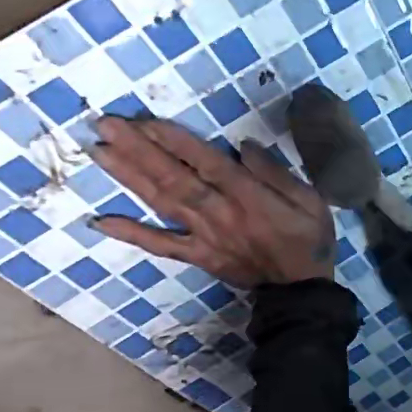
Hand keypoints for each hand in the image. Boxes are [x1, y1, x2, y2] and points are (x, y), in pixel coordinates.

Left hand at [87, 116, 336, 287]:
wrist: (300, 291)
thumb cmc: (308, 239)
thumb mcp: (310, 201)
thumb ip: (276, 173)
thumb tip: (243, 146)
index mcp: (249, 197)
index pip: (207, 163)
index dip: (176, 141)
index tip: (146, 120)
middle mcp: (220, 213)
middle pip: (175, 178)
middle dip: (139, 150)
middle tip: (108, 125)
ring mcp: (205, 237)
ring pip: (162, 203)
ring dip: (129, 177)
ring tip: (100, 152)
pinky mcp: (198, 256)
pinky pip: (161, 246)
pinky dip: (131, 234)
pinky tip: (101, 222)